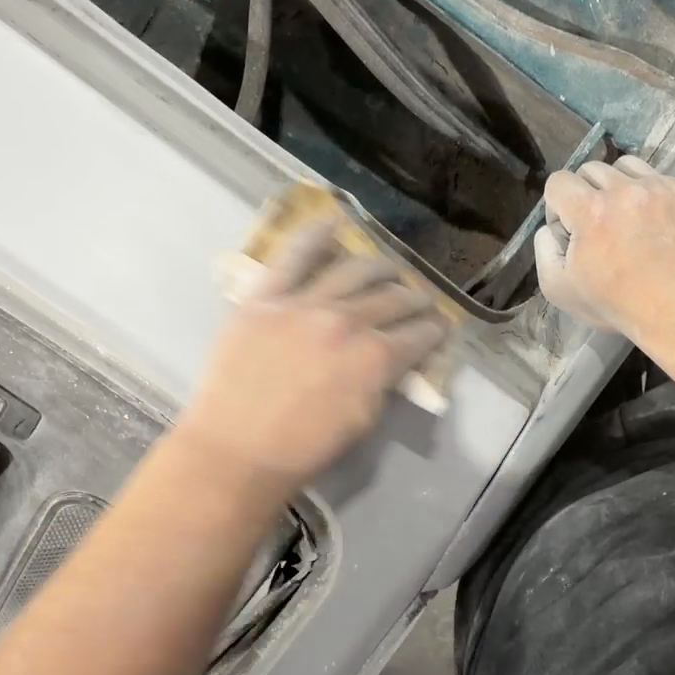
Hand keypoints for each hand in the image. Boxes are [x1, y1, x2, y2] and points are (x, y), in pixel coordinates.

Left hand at [170, 223, 453, 496]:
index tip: (441, 328)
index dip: (436, 330)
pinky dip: (317, 235)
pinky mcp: (266, 297)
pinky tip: (336, 222)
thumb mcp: (364, 420)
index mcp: (376, 357)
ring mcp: (304, 304)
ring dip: (383, 268)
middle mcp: (347, 321)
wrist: (233, 452)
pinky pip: (294, 256)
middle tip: (422, 300)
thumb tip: (400, 359)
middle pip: (394, 297)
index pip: (420, 333)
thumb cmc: (304, 448)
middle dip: (416, 298)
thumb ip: (386, 381)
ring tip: (391, 269)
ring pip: (356, 270)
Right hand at [534, 155, 674, 340]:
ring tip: (628, 217)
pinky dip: (653, 196)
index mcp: (590, 210)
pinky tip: (656, 224)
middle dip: (588, 194)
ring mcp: (661, 189)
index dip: (558, 206)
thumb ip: (544, 247)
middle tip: (600, 226)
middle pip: (592, 170)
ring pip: (627, 167)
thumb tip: (552, 226)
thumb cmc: (616, 305)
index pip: (559, 181)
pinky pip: (661, 179)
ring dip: (620, 186)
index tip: (572, 230)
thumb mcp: (558, 287)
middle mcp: (625, 191)